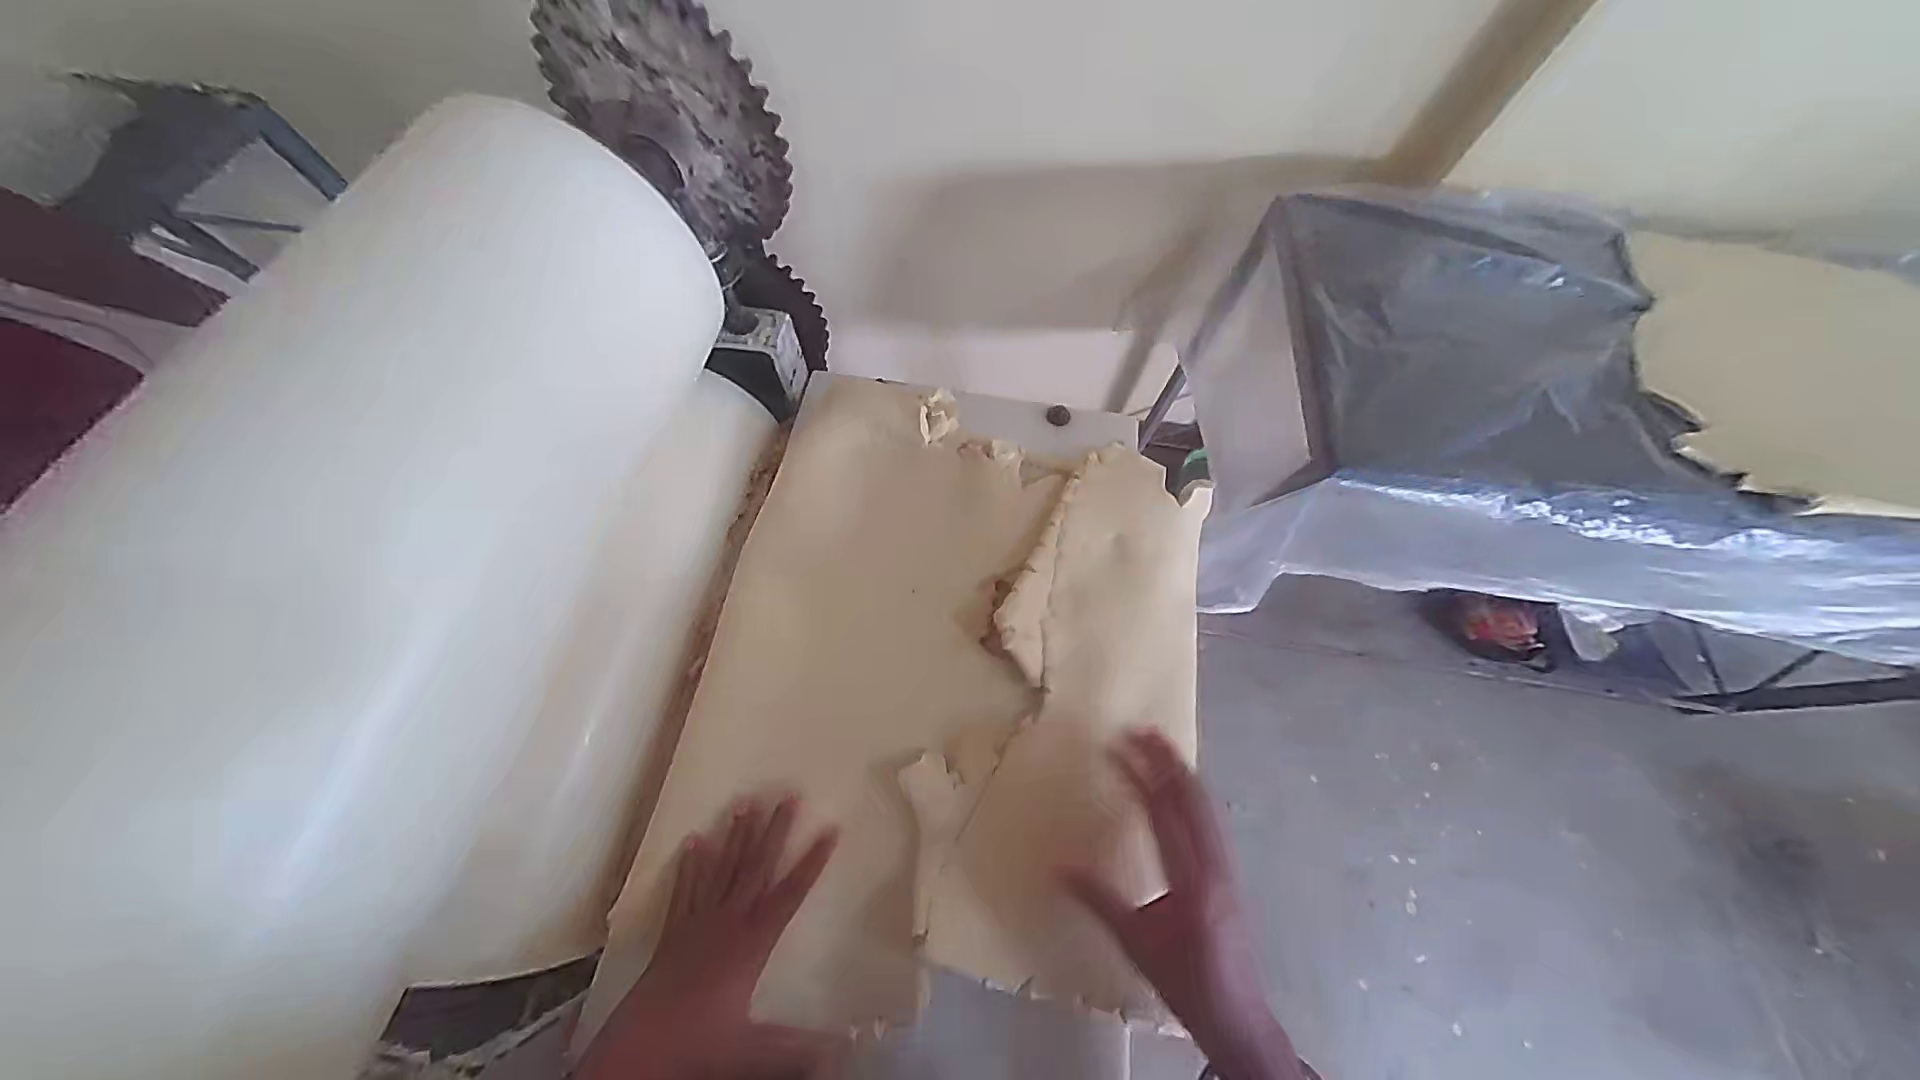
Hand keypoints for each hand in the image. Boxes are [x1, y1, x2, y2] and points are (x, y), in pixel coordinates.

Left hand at [577, 796, 841, 1079]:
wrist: (636, 1053)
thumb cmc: (697, 1046)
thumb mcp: (752, 1050)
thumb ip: (796, 1047)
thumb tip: (844, 1050)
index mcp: (752, 942)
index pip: (791, 893)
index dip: (813, 861)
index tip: (831, 828)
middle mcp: (728, 921)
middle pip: (757, 867)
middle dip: (775, 830)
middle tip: (788, 795)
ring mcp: (698, 922)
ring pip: (723, 869)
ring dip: (736, 836)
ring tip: (745, 802)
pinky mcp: (674, 932)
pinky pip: (685, 889)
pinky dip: (691, 865)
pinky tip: (694, 841)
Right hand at [1063, 731, 1302, 1079]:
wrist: (1238, 1018)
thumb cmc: (1185, 984)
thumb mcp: (1136, 944)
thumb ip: (1099, 900)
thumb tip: (1058, 865)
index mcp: (1191, 880)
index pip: (1161, 813)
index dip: (1137, 776)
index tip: (1113, 748)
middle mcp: (1214, 864)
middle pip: (1191, 798)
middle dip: (1165, 759)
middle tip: (1138, 729)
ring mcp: (1226, 866)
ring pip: (1205, 804)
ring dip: (1181, 770)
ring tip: (1158, 742)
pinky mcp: (1228, 870)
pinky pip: (1211, 819)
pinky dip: (1192, 791)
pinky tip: (1179, 783)